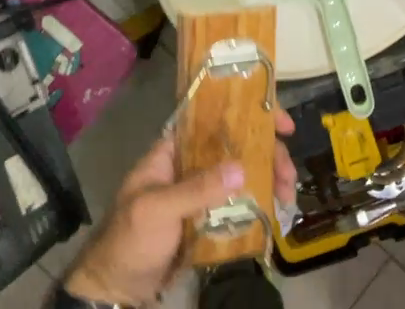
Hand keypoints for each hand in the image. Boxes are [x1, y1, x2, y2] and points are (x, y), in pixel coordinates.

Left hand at [63, 108, 298, 304]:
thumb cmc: (128, 240)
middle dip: (267, 154)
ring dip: (267, 179)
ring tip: (287, 195)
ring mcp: (199, 193)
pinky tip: (276, 211)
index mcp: (173, 151)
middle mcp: (190, 164)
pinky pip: (238, 204)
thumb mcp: (157, 210)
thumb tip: (241, 169)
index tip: (281, 123)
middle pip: (236, 146)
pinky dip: (259, 204)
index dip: (248, 113)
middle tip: (289, 174)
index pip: (214, 118)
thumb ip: (196, 189)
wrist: (115, 291)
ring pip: (241, 175)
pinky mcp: (207, 220)